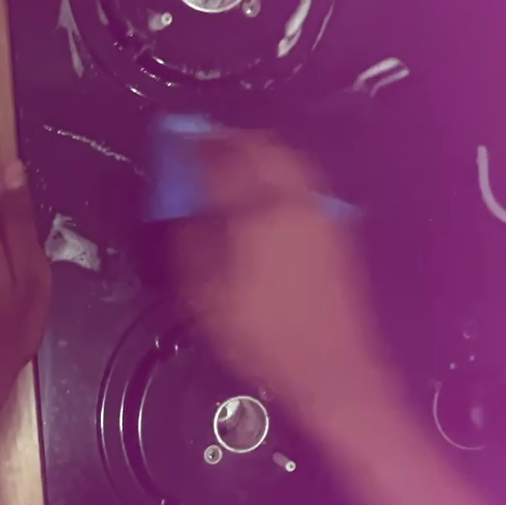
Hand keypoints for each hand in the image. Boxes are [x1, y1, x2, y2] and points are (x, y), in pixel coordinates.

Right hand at [170, 131, 390, 406]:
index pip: (220, 157)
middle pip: (259, 146)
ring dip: (253, 150)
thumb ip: (190, 236)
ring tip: (227, 159)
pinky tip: (260, 187)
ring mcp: (319, 212)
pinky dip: (275, 169)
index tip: (173, 136)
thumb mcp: (202, 291)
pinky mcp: (333, 227)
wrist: (328, 369)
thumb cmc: (258, 335)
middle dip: (226, 139)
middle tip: (198, 144)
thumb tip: (182, 203)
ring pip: (285, 158)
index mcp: (257, 212)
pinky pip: (300, 178)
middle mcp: (294, 201)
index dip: (192, 142)